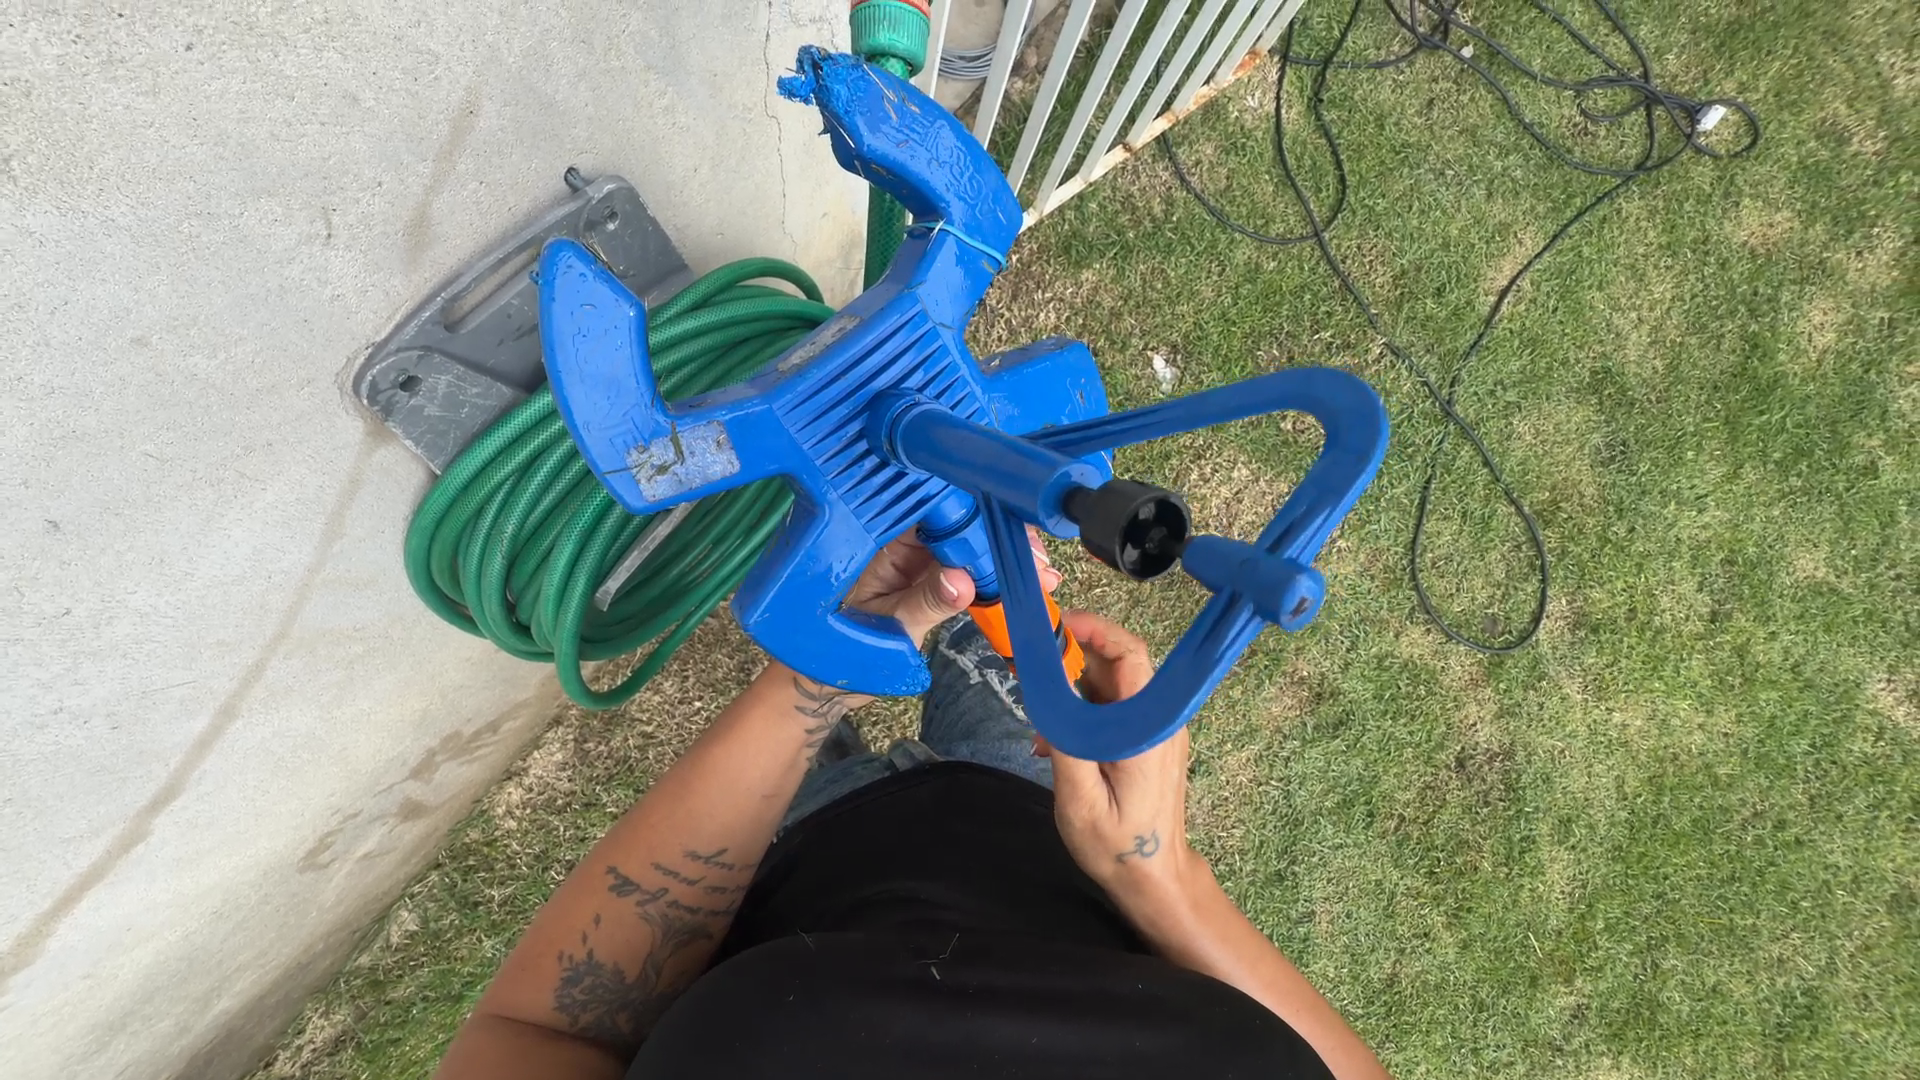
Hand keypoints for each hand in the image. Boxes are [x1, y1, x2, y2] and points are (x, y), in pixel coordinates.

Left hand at [843, 526, 1064, 647]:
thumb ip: (926, 604)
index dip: (973, 518)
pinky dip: (996, 571)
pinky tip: (1028, 579)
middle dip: (999, 533)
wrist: (830, 681)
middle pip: (957, 520)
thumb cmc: (844, 654)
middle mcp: (900, 540)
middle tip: (1035, 555)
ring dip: (1004, 552)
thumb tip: (962, 581)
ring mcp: (918, 558)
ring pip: (968, 541)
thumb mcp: (890, 629)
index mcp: (881, 541)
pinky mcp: (931, 576)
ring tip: (1042, 571)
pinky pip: (968, 565)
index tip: (1008, 535)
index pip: (932, 511)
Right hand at [1041, 611, 1206, 905]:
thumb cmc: (1116, 845)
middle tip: (1031, 656)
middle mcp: (1157, 719)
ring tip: (1033, 694)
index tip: (1054, 626)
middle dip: (1074, 649)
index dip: (1095, 630)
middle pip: (1120, 661)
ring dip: (1072, 679)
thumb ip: (1065, 736)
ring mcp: (1153, 728)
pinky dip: (1078, 705)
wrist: (1154, 882)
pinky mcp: (1143, 739)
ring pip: (1111, 682)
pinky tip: (1051, 735)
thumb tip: (1047, 683)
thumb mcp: (1079, 798)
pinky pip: (1110, 706)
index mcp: (1147, 728)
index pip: (1131, 655)